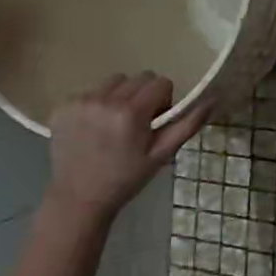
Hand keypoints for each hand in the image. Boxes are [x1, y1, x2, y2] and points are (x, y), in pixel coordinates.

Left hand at [49, 72, 212, 221]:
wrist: (80, 196)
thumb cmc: (125, 178)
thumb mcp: (160, 155)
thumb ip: (186, 125)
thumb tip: (212, 99)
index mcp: (131, 112)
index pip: (159, 82)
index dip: (162, 100)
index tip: (155, 121)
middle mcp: (104, 100)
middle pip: (137, 78)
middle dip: (142, 96)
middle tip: (136, 124)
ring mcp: (80, 101)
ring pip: (113, 82)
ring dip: (119, 96)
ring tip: (114, 124)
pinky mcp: (63, 105)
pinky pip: (90, 91)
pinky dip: (96, 104)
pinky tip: (93, 129)